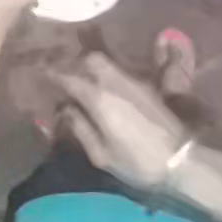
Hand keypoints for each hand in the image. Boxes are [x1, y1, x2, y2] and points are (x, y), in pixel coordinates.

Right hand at [47, 52, 191, 192]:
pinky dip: (107, 76)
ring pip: (108, 63)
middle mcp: (117, 82)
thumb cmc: (138, 162)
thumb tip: (66, 109)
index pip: (70, 77)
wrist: (182, 160)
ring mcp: (135, 82)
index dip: (53, 73)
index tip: (40, 72)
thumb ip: (81, 128)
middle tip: (64, 77)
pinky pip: (121, 72)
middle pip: (91, 59)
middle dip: (75, 64)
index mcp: (100, 98)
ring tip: (82, 83)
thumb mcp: (102, 154)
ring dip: (92, 68)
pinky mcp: (148, 88)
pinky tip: (104, 91)